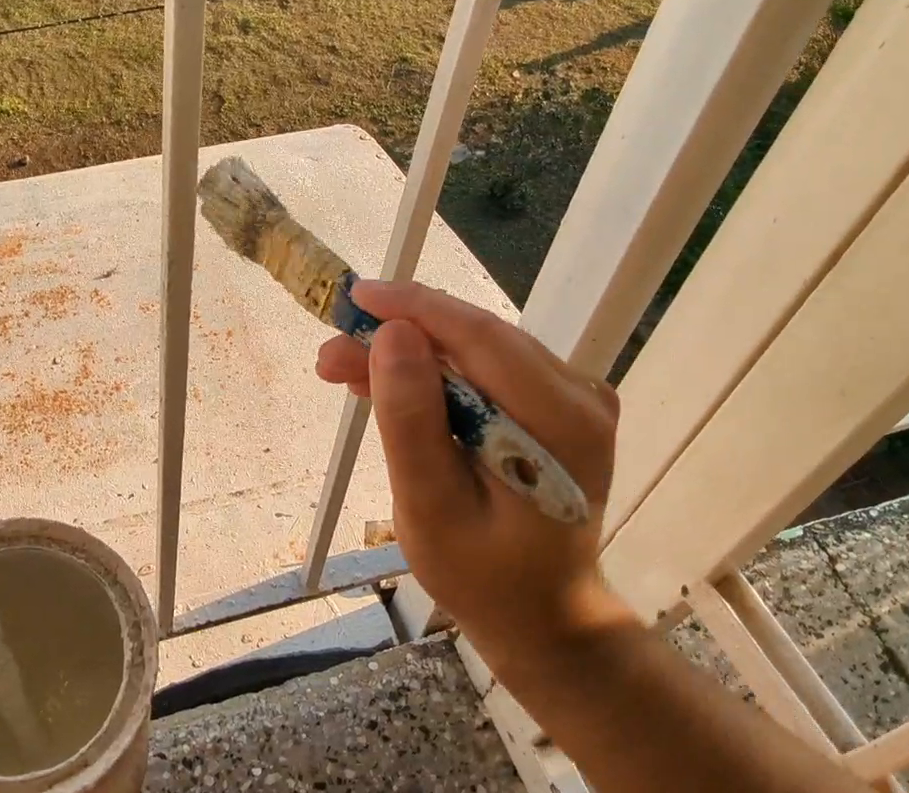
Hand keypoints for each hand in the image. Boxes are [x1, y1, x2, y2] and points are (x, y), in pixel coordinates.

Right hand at [314, 280, 634, 668]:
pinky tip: (384, 384)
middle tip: (330, 355)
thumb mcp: (430, 506)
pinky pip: (483, 370)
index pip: (481, 338)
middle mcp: (579, 396)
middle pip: (476, 339)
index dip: (414, 307)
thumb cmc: (481, 574)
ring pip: (474, 350)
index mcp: (562, 423)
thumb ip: (411, 420)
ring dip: (407, 355)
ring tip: (343, 370)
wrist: (540, 612)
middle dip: (398, 336)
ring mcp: (571, 397)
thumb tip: (391, 333)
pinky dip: (432, 374)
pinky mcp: (554, 403)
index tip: (354, 296)